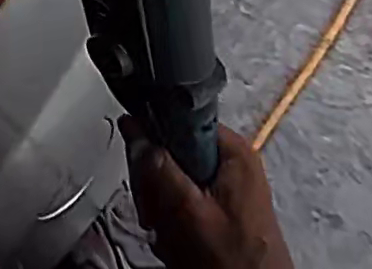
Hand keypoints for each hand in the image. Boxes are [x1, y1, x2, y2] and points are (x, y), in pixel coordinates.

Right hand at [124, 119, 294, 268]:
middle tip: (154, 202)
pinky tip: (173, 228)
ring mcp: (226, 180)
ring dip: (158, 197)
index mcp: (233, 151)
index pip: (175, 117)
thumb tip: (133, 128)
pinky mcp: (220, 199)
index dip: (151, 137)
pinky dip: (170, 208)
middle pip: (169, 145)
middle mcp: (231, 160)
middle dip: (154, 177)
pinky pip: (181, 188)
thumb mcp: (189, 210)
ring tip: (164, 221)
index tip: (142, 160)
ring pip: (170, 169)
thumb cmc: (238, 262)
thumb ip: (158, 166)